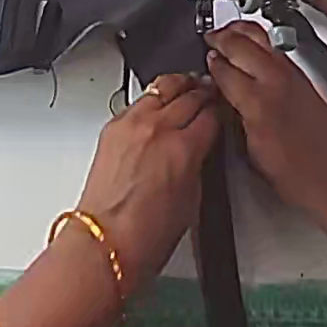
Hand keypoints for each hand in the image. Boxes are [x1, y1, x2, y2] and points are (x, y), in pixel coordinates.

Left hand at [73, 73, 221, 294]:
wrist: (104, 243)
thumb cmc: (144, 236)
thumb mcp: (191, 201)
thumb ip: (198, 163)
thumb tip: (200, 147)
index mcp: (184, 149)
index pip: (211, 115)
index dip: (220, 111)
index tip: (222, 110)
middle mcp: (158, 128)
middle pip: (190, 96)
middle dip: (204, 93)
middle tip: (210, 92)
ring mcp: (133, 123)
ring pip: (163, 86)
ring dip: (180, 84)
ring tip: (188, 83)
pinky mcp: (114, 125)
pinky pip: (139, 99)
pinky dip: (153, 96)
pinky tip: (159, 99)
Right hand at [206, 21, 326, 244]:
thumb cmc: (298, 174)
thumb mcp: (251, 151)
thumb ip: (235, 116)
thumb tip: (225, 97)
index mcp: (257, 102)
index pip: (224, 71)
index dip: (210, 65)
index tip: (205, 60)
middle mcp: (275, 81)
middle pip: (240, 44)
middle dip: (220, 38)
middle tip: (210, 37)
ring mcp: (291, 75)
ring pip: (260, 37)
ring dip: (240, 31)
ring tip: (227, 31)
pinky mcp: (302, 76)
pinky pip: (275, 46)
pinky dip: (259, 38)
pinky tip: (253, 43)